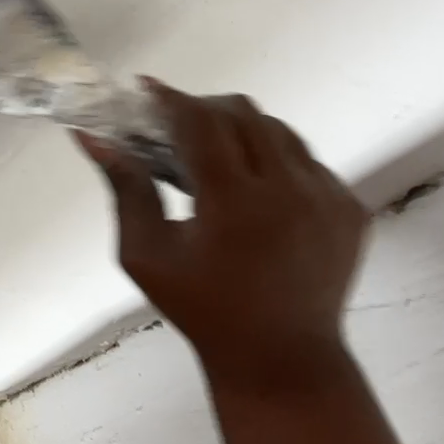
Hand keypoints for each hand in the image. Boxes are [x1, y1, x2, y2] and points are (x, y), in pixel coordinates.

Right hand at [75, 79, 371, 389]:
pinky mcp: (349, 208)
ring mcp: (328, 197)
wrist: (279, 355)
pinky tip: (247, 190)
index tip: (143, 89)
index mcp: (235, 201)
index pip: (202, 123)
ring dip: (237, 130)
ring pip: (279, 131)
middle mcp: (290, 189)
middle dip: (201, 109)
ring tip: (207, 158)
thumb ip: (125, 189)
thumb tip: (94, 139)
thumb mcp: (144, 252)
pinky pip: (305, 161)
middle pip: (244, 114)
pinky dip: (269, 159)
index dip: (170, 99)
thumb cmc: (198, 306)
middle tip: (169, 127)